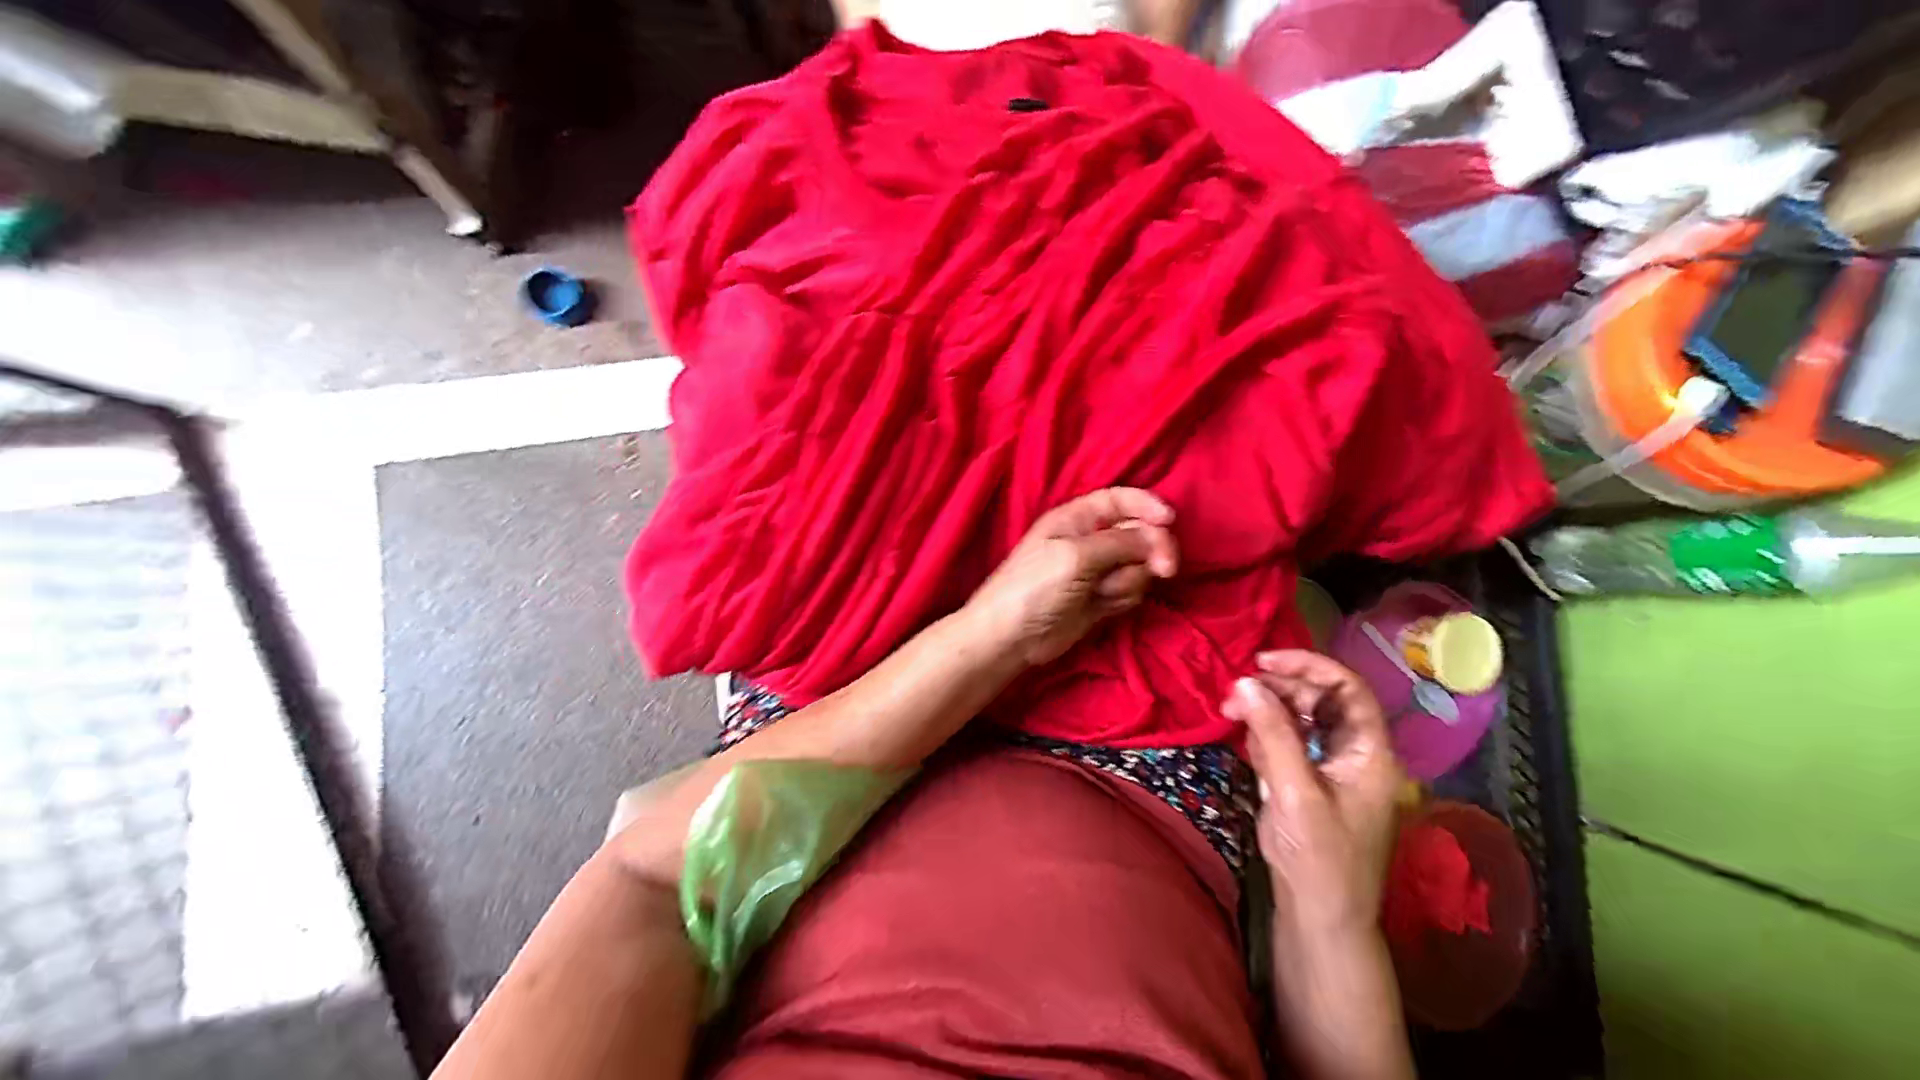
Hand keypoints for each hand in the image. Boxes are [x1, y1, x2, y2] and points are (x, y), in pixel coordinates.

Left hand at [963, 488, 1178, 668]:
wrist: (1011, 637)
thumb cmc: (1034, 587)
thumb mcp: (1076, 555)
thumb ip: (1121, 542)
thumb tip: (1159, 536)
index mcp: (1077, 518)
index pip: (1120, 500)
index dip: (1147, 505)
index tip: (1170, 519)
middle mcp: (1090, 540)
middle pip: (1140, 533)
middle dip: (1152, 549)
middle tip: (1164, 569)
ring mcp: (1098, 571)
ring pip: (1140, 565)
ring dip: (1129, 580)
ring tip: (1101, 593)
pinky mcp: (1103, 598)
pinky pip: (1132, 590)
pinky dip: (1124, 598)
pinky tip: (1103, 607)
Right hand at [1223, 651, 1403, 936]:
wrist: (1319, 915)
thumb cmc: (1320, 857)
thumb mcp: (1294, 791)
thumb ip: (1272, 733)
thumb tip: (1244, 682)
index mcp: (1370, 752)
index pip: (1347, 689)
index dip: (1308, 666)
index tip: (1263, 661)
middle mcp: (1353, 751)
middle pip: (1320, 698)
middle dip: (1278, 688)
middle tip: (1236, 691)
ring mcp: (1329, 765)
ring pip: (1300, 717)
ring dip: (1266, 709)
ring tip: (1230, 711)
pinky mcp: (1306, 778)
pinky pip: (1286, 739)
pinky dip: (1264, 732)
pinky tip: (1245, 737)